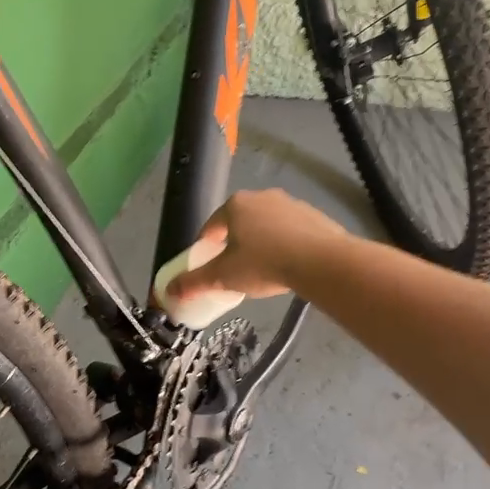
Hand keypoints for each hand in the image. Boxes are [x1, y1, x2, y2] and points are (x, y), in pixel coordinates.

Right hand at [164, 189, 352, 301]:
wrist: (321, 262)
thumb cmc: (263, 264)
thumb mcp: (223, 277)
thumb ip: (194, 283)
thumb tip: (168, 291)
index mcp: (235, 205)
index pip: (211, 226)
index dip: (206, 248)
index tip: (209, 267)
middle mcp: (262, 197)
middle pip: (239, 223)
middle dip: (234, 244)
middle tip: (235, 270)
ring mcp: (291, 203)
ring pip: (266, 225)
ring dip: (261, 243)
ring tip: (263, 270)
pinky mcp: (314, 215)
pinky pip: (291, 231)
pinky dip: (286, 245)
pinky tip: (289, 266)